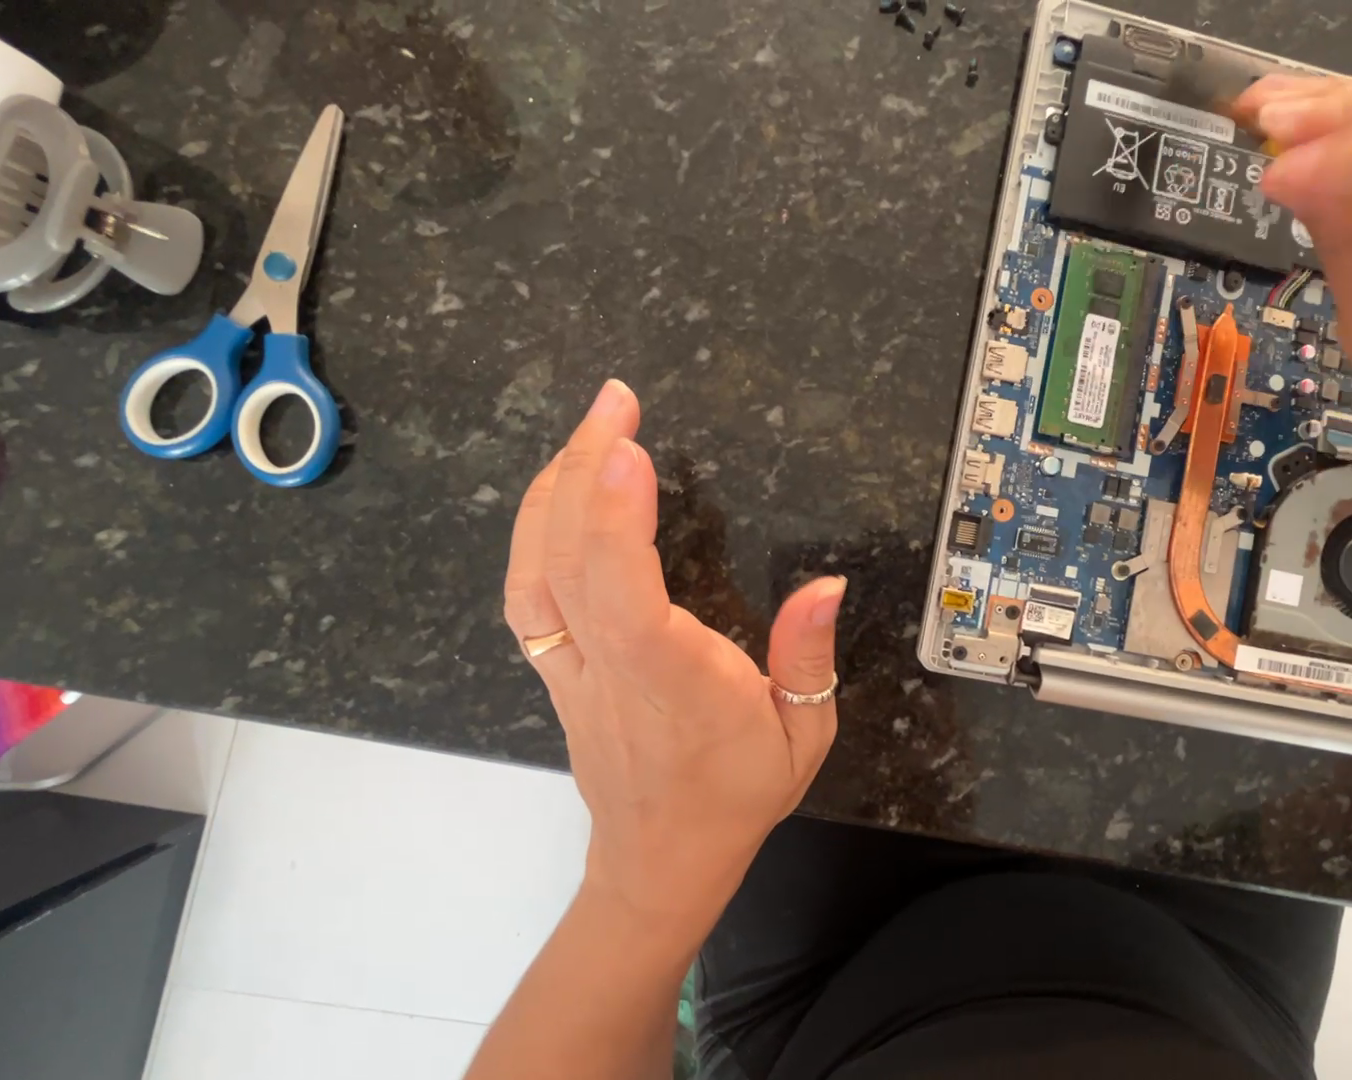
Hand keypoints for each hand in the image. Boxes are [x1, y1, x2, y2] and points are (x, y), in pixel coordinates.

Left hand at [502, 379, 843, 926]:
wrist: (660, 861)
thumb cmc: (738, 797)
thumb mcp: (804, 737)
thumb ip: (809, 659)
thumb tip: (825, 583)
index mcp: (677, 688)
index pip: (630, 603)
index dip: (619, 524)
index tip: (628, 448)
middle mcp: (612, 672)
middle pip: (571, 566)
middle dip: (585, 469)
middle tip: (615, 400)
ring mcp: (571, 671)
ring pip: (535, 574)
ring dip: (552, 491)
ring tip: (585, 431)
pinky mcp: (556, 669)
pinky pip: (526, 596)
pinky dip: (532, 533)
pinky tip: (554, 492)